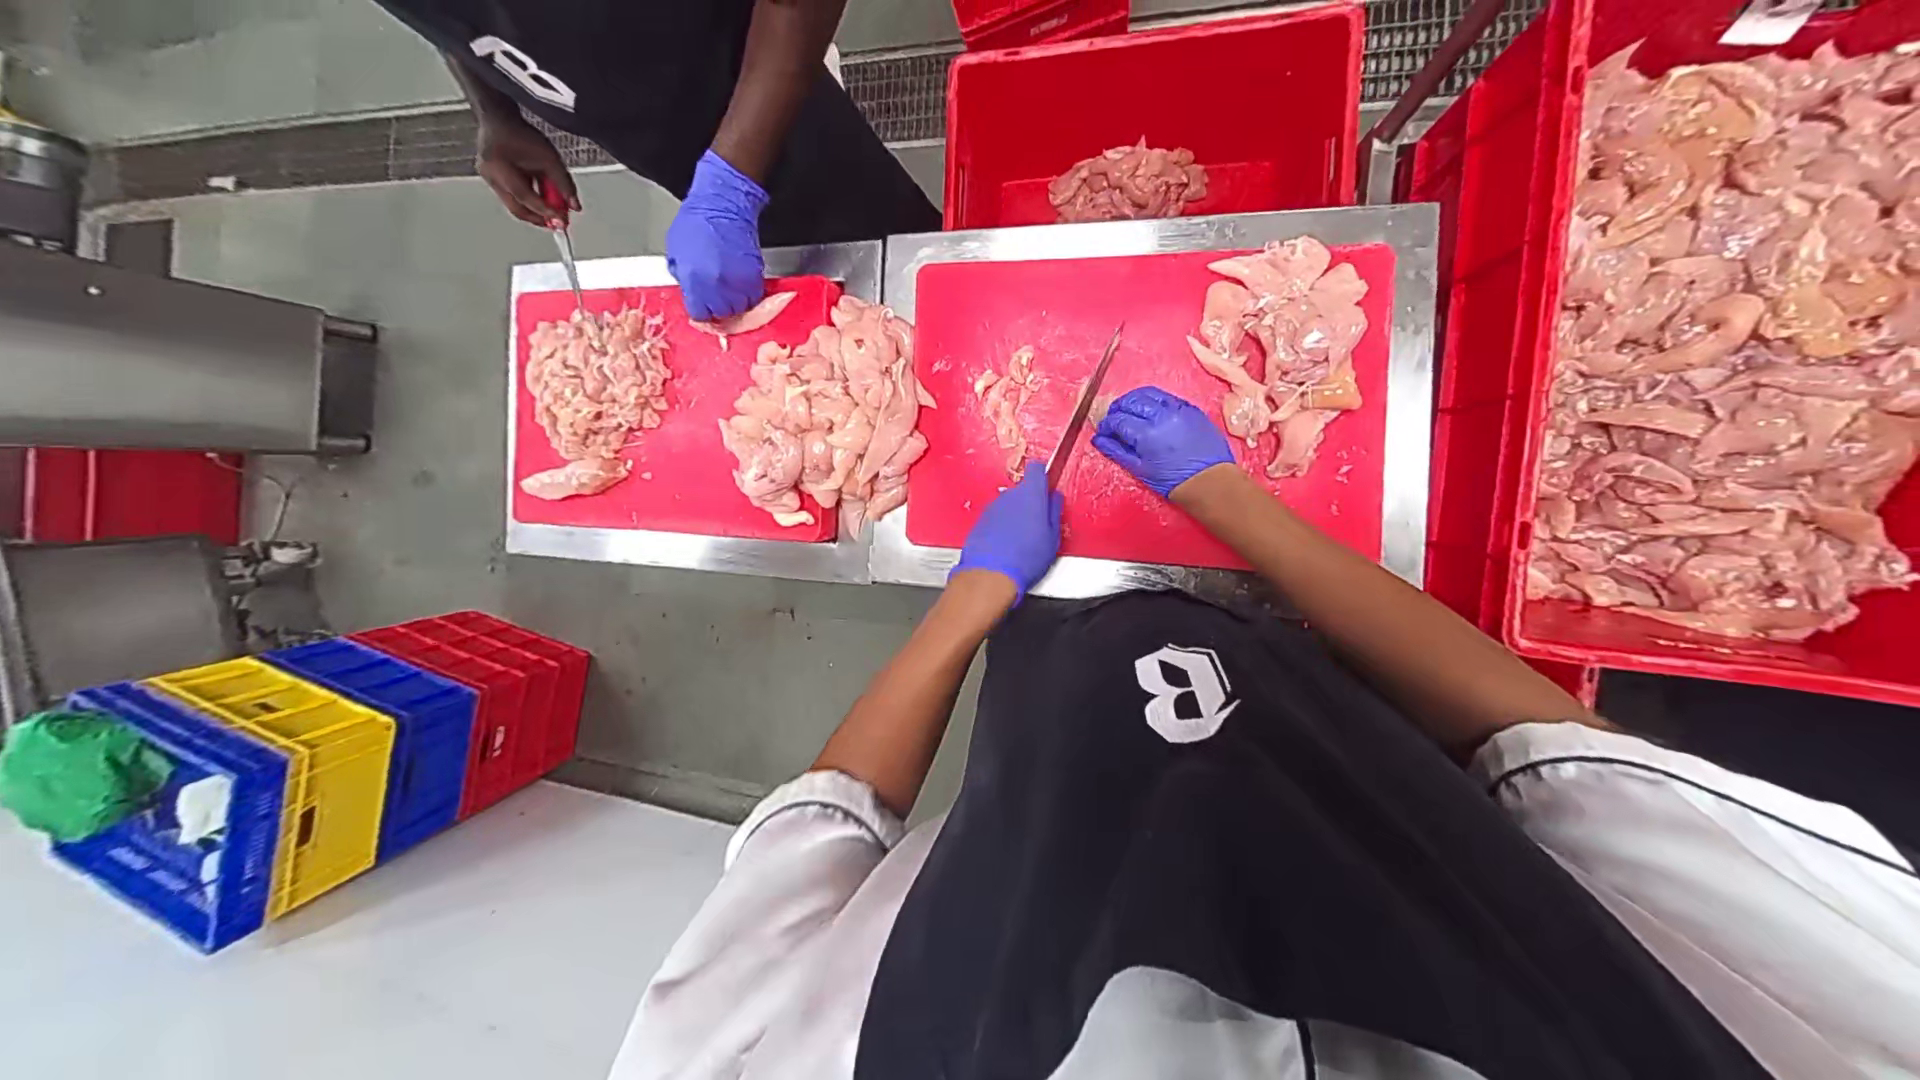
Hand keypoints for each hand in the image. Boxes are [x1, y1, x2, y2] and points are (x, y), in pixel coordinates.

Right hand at [476, 117, 578, 226]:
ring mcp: (489, 180)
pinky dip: (530, 203)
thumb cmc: (522, 135)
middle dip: (540, 219)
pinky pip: (514, 200)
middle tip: (559, 223)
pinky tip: (542, 198)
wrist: (500, 120)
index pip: (525, 197)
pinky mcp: (493, 182)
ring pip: (516, 206)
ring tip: (554, 207)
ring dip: (537, 211)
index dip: (545, 211)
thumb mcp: (551, 159)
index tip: (562, 220)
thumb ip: (564, 184)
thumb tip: (575, 207)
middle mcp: (490, 175)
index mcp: (499, 166)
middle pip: (517, 209)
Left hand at [667, 150, 768, 320]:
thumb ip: (684, 278)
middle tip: (719, 297)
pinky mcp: (754, 279)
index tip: (705, 307)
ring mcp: (737, 284)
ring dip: (737, 303)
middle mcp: (716, 288)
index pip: (700, 315)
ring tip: (731, 289)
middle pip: (723, 315)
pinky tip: (742, 282)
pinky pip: (754, 298)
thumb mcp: (676, 252)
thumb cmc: (697, 223)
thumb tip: (693, 294)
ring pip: (741, 310)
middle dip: (720, 309)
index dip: (702, 311)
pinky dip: (750, 294)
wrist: (723, 206)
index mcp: (693, 281)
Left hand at [951, 469, 1063, 601]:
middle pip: (1022, 489)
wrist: (990, 575)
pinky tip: (1008, 547)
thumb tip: (1055, 498)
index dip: (1043, 476)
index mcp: (1030, 494)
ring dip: (1016, 516)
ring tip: (1023, 541)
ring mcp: (992, 508)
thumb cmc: (1024, 558)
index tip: (1048, 488)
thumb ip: (1055, 511)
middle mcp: (1009, 496)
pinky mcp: (980, 521)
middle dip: (1031, 502)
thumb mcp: (1053, 536)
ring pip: (1008, 505)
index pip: (1036, 468)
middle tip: (1040, 524)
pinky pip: (996, 519)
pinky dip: (1002, 527)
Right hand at [1092, 386, 1234, 498]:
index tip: (1104, 431)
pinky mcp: (1191, 408)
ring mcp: (1179, 409)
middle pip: (1131, 401)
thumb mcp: (1139, 469)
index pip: (1118, 419)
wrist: (1210, 481)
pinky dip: (1153, 401)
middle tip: (1113, 420)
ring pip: (1149, 393)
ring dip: (1134, 400)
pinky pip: (1166, 397)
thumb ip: (1116, 451)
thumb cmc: (1173, 481)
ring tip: (1129, 411)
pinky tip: (1150, 412)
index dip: (1107, 424)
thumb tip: (1098, 439)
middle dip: (1118, 408)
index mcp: (1147, 433)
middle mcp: (1162, 415)